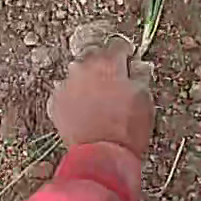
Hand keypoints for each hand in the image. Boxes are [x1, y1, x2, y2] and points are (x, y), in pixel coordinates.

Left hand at [48, 38, 153, 161]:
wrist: (102, 155)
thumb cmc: (126, 128)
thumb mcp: (144, 97)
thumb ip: (140, 75)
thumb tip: (139, 66)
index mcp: (108, 62)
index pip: (118, 45)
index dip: (127, 56)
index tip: (129, 64)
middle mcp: (84, 68)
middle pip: (95, 58)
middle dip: (105, 68)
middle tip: (114, 86)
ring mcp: (67, 85)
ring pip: (79, 75)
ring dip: (87, 82)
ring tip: (99, 103)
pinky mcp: (55, 102)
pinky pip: (66, 93)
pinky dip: (74, 98)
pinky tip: (85, 111)